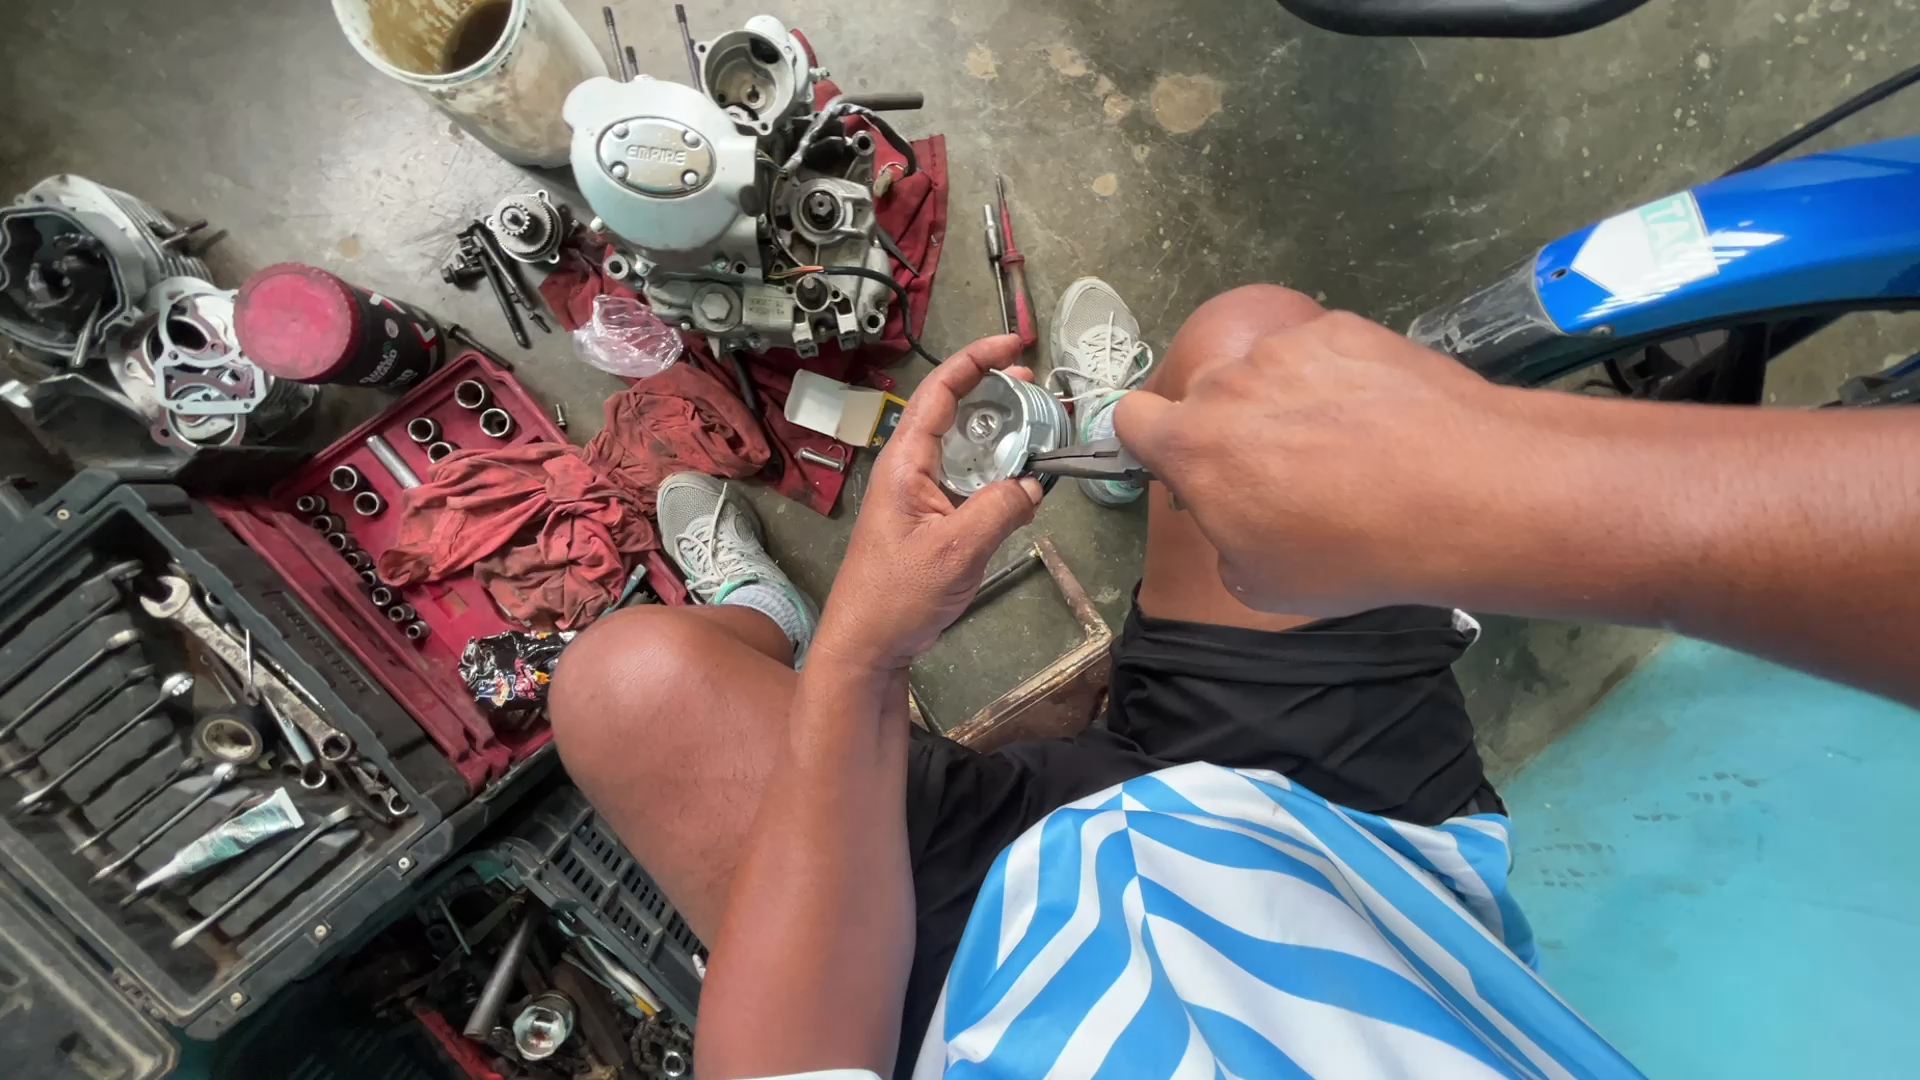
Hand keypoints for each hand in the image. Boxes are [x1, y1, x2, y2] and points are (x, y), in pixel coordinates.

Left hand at [811, 335, 1043, 671]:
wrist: (866, 644)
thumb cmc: (898, 595)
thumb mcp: (957, 550)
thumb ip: (1001, 510)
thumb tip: (1034, 482)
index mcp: (906, 462)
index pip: (940, 391)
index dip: (976, 360)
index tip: (1014, 346)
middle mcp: (909, 468)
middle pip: (952, 413)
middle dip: (994, 394)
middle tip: (1036, 390)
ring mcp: (918, 495)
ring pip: (962, 449)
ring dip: (998, 436)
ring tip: (1037, 430)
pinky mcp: (928, 520)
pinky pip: (966, 482)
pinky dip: (995, 475)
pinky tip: (1021, 483)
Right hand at [1114, 310, 1537, 614]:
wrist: (1467, 497)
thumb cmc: (1347, 554)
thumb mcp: (1257, 582)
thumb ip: (1220, 534)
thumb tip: (1237, 511)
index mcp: (1191, 446)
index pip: (1129, 418)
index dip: (1149, 441)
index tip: (1186, 465)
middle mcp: (1226, 385)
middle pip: (1204, 398)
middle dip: (1227, 427)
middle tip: (1282, 467)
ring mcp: (1286, 349)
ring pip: (1262, 373)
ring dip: (1281, 400)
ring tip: (1345, 439)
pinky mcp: (1343, 328)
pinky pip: (1315, 353)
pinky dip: (1332, 377)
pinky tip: (1378, 412)